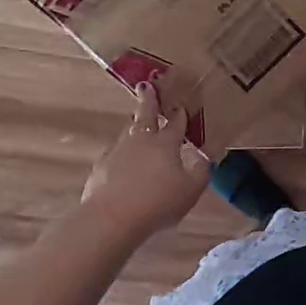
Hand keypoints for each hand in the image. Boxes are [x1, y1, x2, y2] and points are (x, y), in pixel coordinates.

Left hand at [79, 81, 210, 236]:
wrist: (112, 218)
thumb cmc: (159, 202)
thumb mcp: (192, 189)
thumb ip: (201, 171)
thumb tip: (204, 157)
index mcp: (165, 144)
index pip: (175, 123)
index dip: (180, 115)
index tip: (181, 105)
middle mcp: (141, 141)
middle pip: (144, 116)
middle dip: (148, 100)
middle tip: (146, 86)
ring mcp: (117, 152)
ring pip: (128, 133)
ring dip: (136, 126)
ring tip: (140, 126)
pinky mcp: (101, 167)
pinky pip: (116, 153)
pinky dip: (124, 152)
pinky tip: (126, 162)